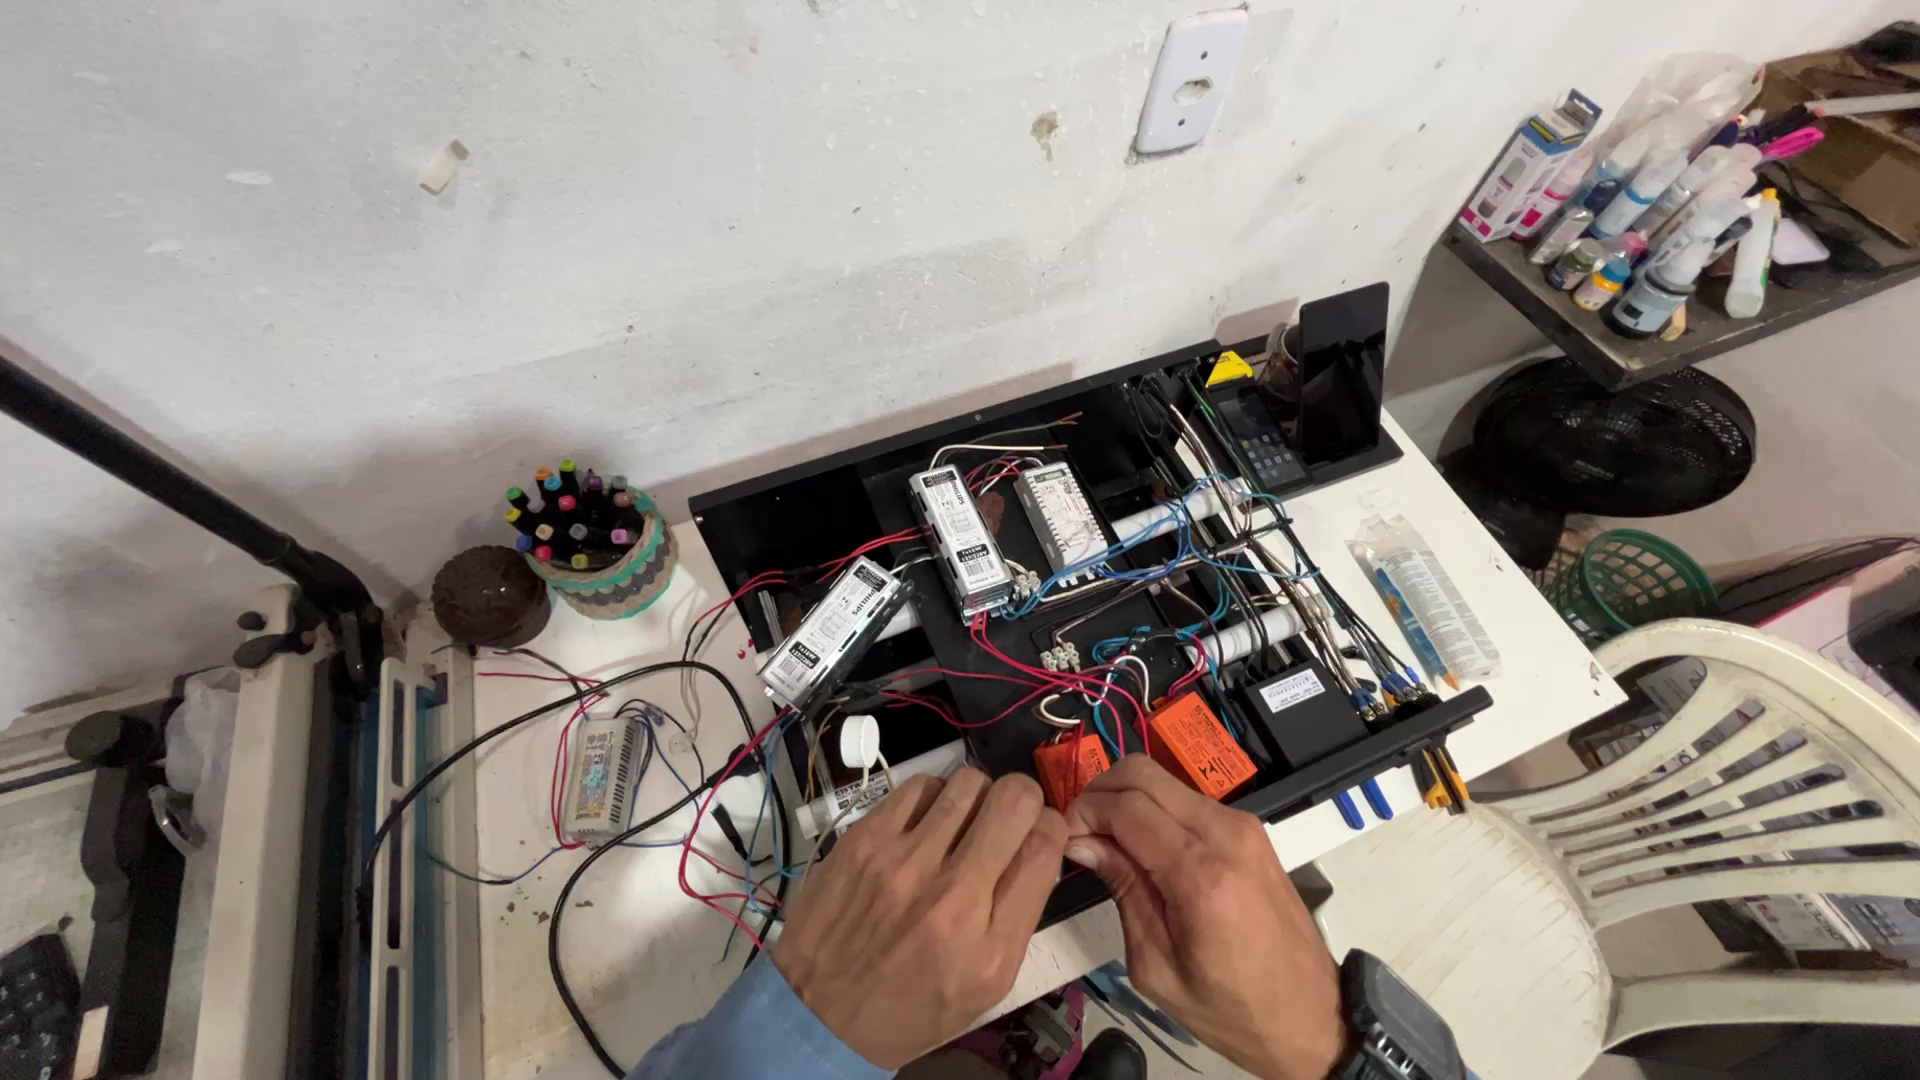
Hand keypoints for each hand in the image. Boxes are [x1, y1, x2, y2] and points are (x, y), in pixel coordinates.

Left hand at [772, 769, 1067, 1068]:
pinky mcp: (865, 839)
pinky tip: (925, 822)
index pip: (1045, 847)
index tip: (1037, 832)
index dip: (1050, 827)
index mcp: (990, 946)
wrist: (817, 1015)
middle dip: (1021, 798)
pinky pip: (920, 785)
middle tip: (1006, 813)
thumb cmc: (910, 1007)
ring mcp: (904, 861)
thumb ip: (1018, 915)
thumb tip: (1036, 847)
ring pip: (968, 782)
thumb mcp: (984, 986)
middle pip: (1013, 801)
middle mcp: (951, 896)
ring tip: (963, 818)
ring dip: (976, 795)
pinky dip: (932, 796)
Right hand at [1063, 756, 1350, 1079]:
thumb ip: (1122, 890)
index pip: (1126, 808)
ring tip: (1105, 837)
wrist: (1314, 1018)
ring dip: (1124, 795)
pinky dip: (1151, 804)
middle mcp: (1224, 834)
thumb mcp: (1157, 967)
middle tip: (1080, 830)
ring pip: (1161, 776)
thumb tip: (1080, 841)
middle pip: (1142, 773)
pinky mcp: (1248, 826)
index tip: (1064, 837)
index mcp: (1201, 875)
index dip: (1084, 812)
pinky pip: (1184, 795)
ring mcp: (1241, 824)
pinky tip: (1139, 840)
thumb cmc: (1231, 1009)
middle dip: (1099, 791)